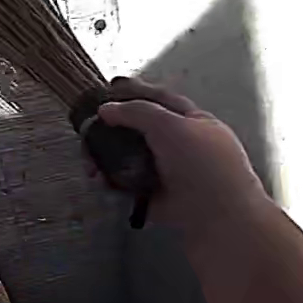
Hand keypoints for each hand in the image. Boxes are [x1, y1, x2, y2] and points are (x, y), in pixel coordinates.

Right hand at [94, 78, 270, 236]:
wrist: (216, 215)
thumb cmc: (202, 164)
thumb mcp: (172, 127)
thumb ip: (137, 112)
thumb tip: (105, 109)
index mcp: (191, 121)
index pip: (158, 98)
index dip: (134, 90)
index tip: (108, 86)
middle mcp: (176, 141)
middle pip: (133, 126)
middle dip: (108, 128)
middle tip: (87, 130)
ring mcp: (162, 166)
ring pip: (123, 153)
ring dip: (102, 157)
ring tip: (90, 165)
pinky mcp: (149, 188)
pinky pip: (121, 177)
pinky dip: (107, 178)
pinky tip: (99, 180)